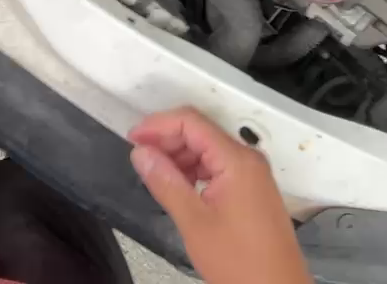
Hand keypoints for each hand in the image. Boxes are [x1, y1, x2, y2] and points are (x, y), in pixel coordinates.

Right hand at [129, 108, 311, 283]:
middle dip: (167, 140)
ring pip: (208, 148)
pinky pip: (218, 165)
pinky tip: (180, 187)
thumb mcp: (194, 222)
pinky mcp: (253, 189)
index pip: (190, 122)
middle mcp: (247, 159)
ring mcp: (253, 174)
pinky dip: (195, 170)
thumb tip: (140, 152)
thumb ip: (165, 181)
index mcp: (236, 160)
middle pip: (199, 132)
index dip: (158, 125)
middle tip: (141, 158)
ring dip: (180, 156)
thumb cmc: (240, 264)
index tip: (133, 139)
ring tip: (157, 175)